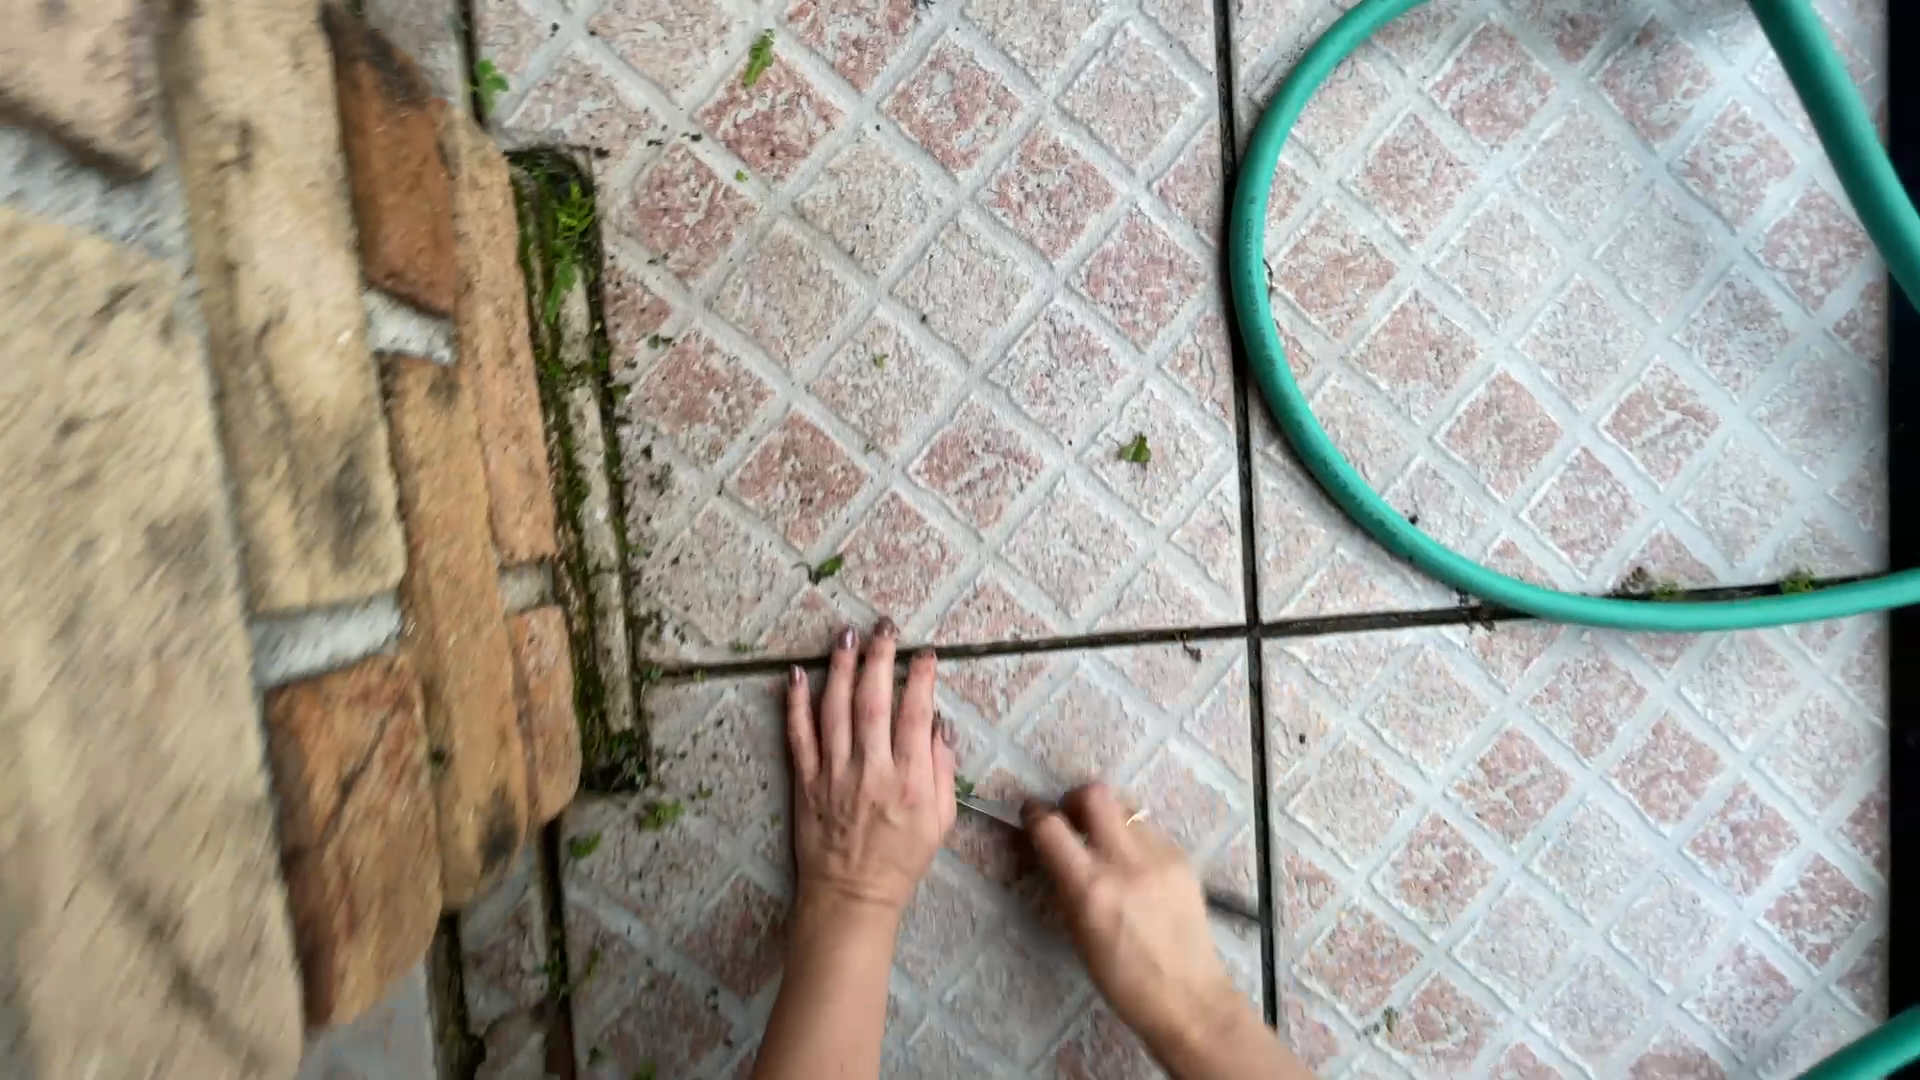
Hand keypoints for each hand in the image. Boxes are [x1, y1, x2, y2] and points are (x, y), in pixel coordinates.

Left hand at [786, 620, 956, 916]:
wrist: (851, 898)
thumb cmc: (902, 859)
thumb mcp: (941, 821)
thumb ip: (943, 771)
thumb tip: (937, 725)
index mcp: (908, 781)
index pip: (915, 716)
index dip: (920, 679)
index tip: (924, 654)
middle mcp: (870, 771)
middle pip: (873, 703)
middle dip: (879, 659)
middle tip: (883, 627)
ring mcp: (833, 774)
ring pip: (835, 711)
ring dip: (840, 669)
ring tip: (845, 636)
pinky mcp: (805, 782)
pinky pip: (798, 737)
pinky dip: (796, 704)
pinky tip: (797, 674)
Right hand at [1024, 784, 1241, 1051]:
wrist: (1190, 999)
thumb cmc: (1122, 978)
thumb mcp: (1078, 931)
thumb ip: (1064, 881)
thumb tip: (1050, 844)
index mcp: (1091, 890)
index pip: (1050, 827)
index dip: (1033, 813)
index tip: (1031, 813)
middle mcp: (1125, 864)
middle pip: (1094, 793)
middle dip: (1075, 798)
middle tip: (1072, 816)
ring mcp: (1159, 857)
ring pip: (1124, 807)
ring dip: (1107, 819)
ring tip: (1107, 845)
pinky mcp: (1182, 858)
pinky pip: (1148, 831)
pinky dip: (1133, 840)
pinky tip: (1138, 868)